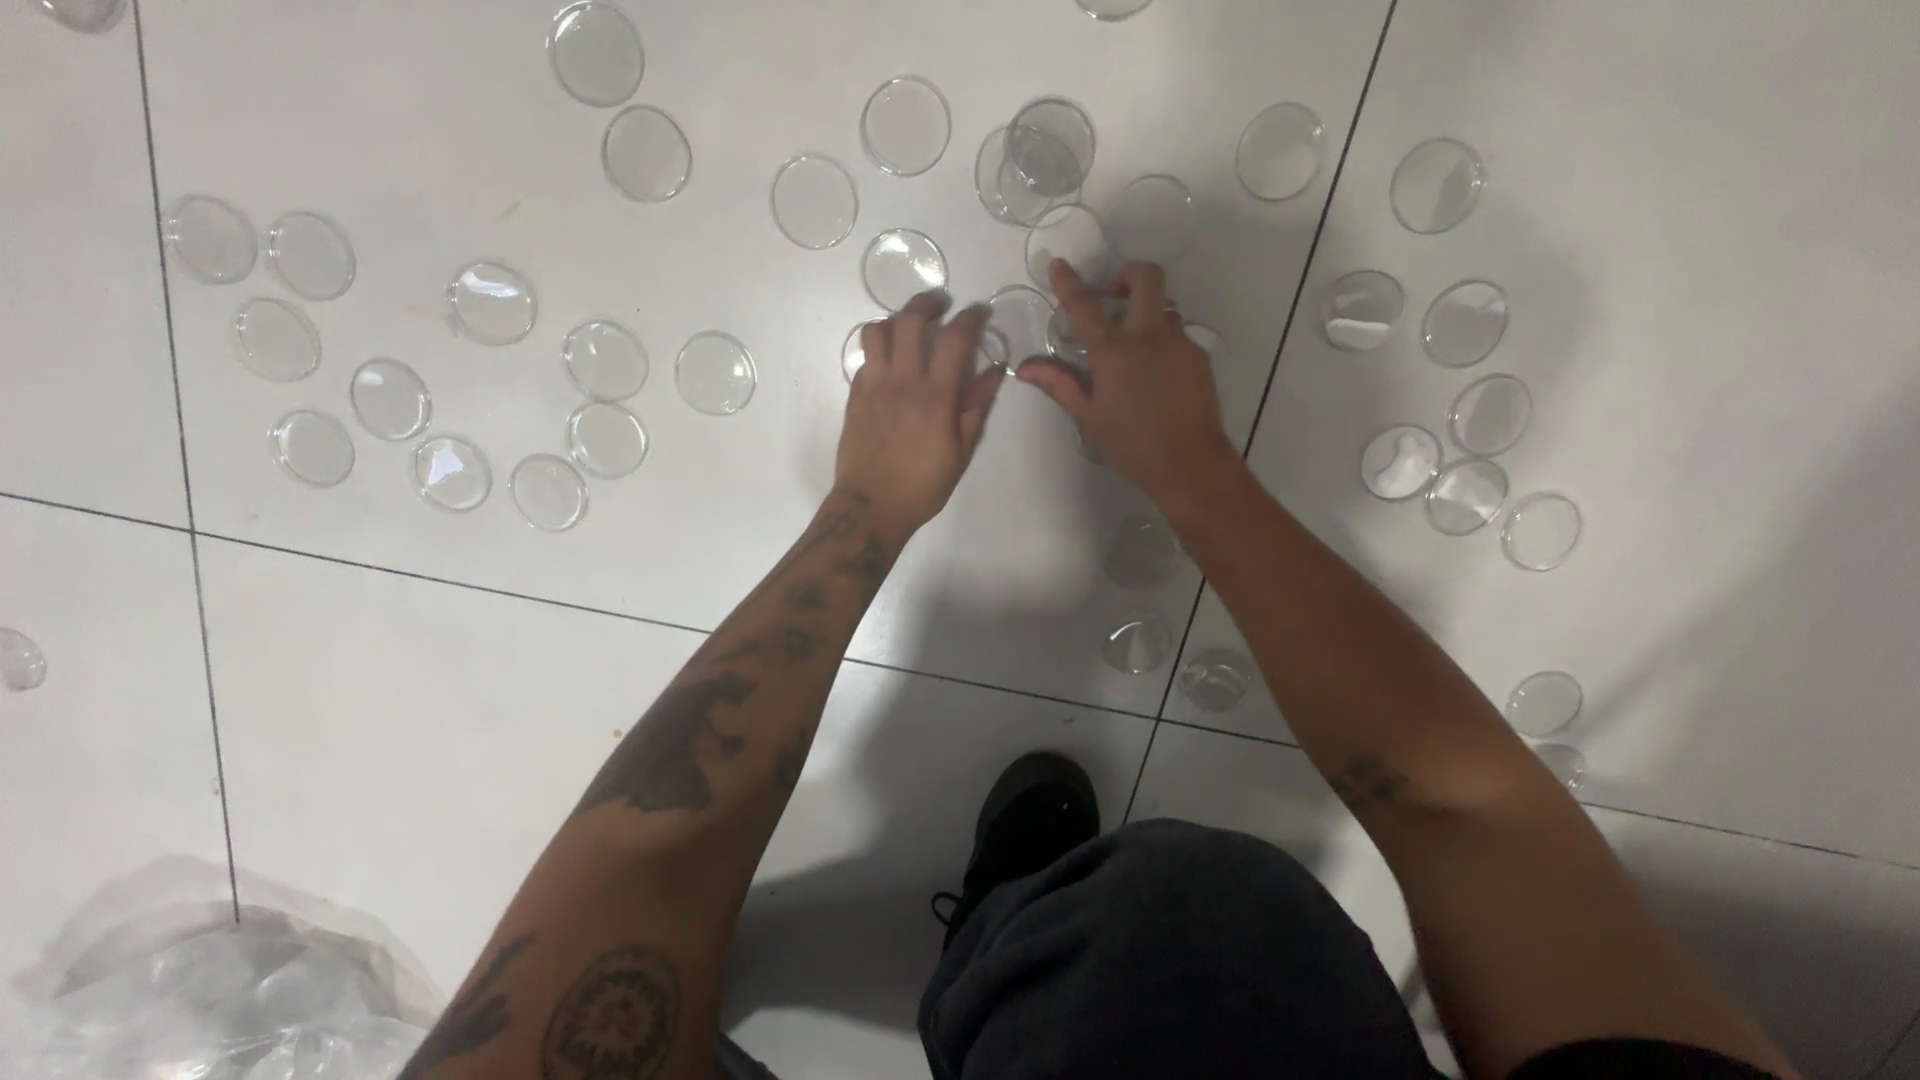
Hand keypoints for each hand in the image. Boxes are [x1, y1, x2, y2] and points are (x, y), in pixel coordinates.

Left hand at [837, 291, 1003, 543]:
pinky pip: (865, 358)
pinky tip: (892, 363)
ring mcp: (873, 386)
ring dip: (895, 321)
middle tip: (941, 304)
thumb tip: (993, 373)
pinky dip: (880, 350)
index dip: (971, 318)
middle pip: (910, 320)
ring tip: (909, 329)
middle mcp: (901, 381)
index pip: (955, 339)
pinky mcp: (854, 396)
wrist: (871, 506)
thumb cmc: (922, 486)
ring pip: (877, 331)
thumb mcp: (961, 452)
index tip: (980, 312)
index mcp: (935, 396)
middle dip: (928, 303)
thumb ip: (976, 408)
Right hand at [1017, 260, 1237, 503]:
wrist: (1189, 462)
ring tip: (1137, 345)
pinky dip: (1164, 342)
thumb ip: (1059, 385)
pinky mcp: (1199, 357)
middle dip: (1129, 273)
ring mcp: (1179, 344)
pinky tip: (1158, 374)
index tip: (1059, 264)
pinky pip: (1179, 336)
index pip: (1084, 306)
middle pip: (1147, 278)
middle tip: (1116, 292)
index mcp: (1113, 352)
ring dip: (1148, 313)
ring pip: (1166, 307)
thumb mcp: (1088, 417)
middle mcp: (1148, 337)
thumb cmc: (1131, 444)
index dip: (1068, 282)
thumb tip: (1025, 368)